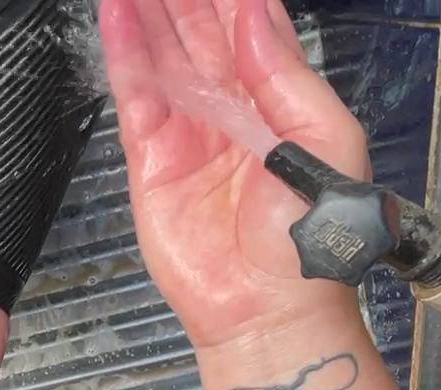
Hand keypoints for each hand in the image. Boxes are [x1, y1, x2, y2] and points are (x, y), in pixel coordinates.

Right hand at [100, 0, 370, 353]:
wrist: (265, 309)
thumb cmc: (307, 239)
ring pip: (164, 54)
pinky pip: (135, 97)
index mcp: (277, 98)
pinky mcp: (152, 163)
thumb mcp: (323, 141)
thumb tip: (253, 14)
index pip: (249, 23)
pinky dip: (125, 55)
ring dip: (149, 9)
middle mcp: (229, 109)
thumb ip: (288, 77)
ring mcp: (187, 134)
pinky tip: (117, 13)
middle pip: (200, 29)